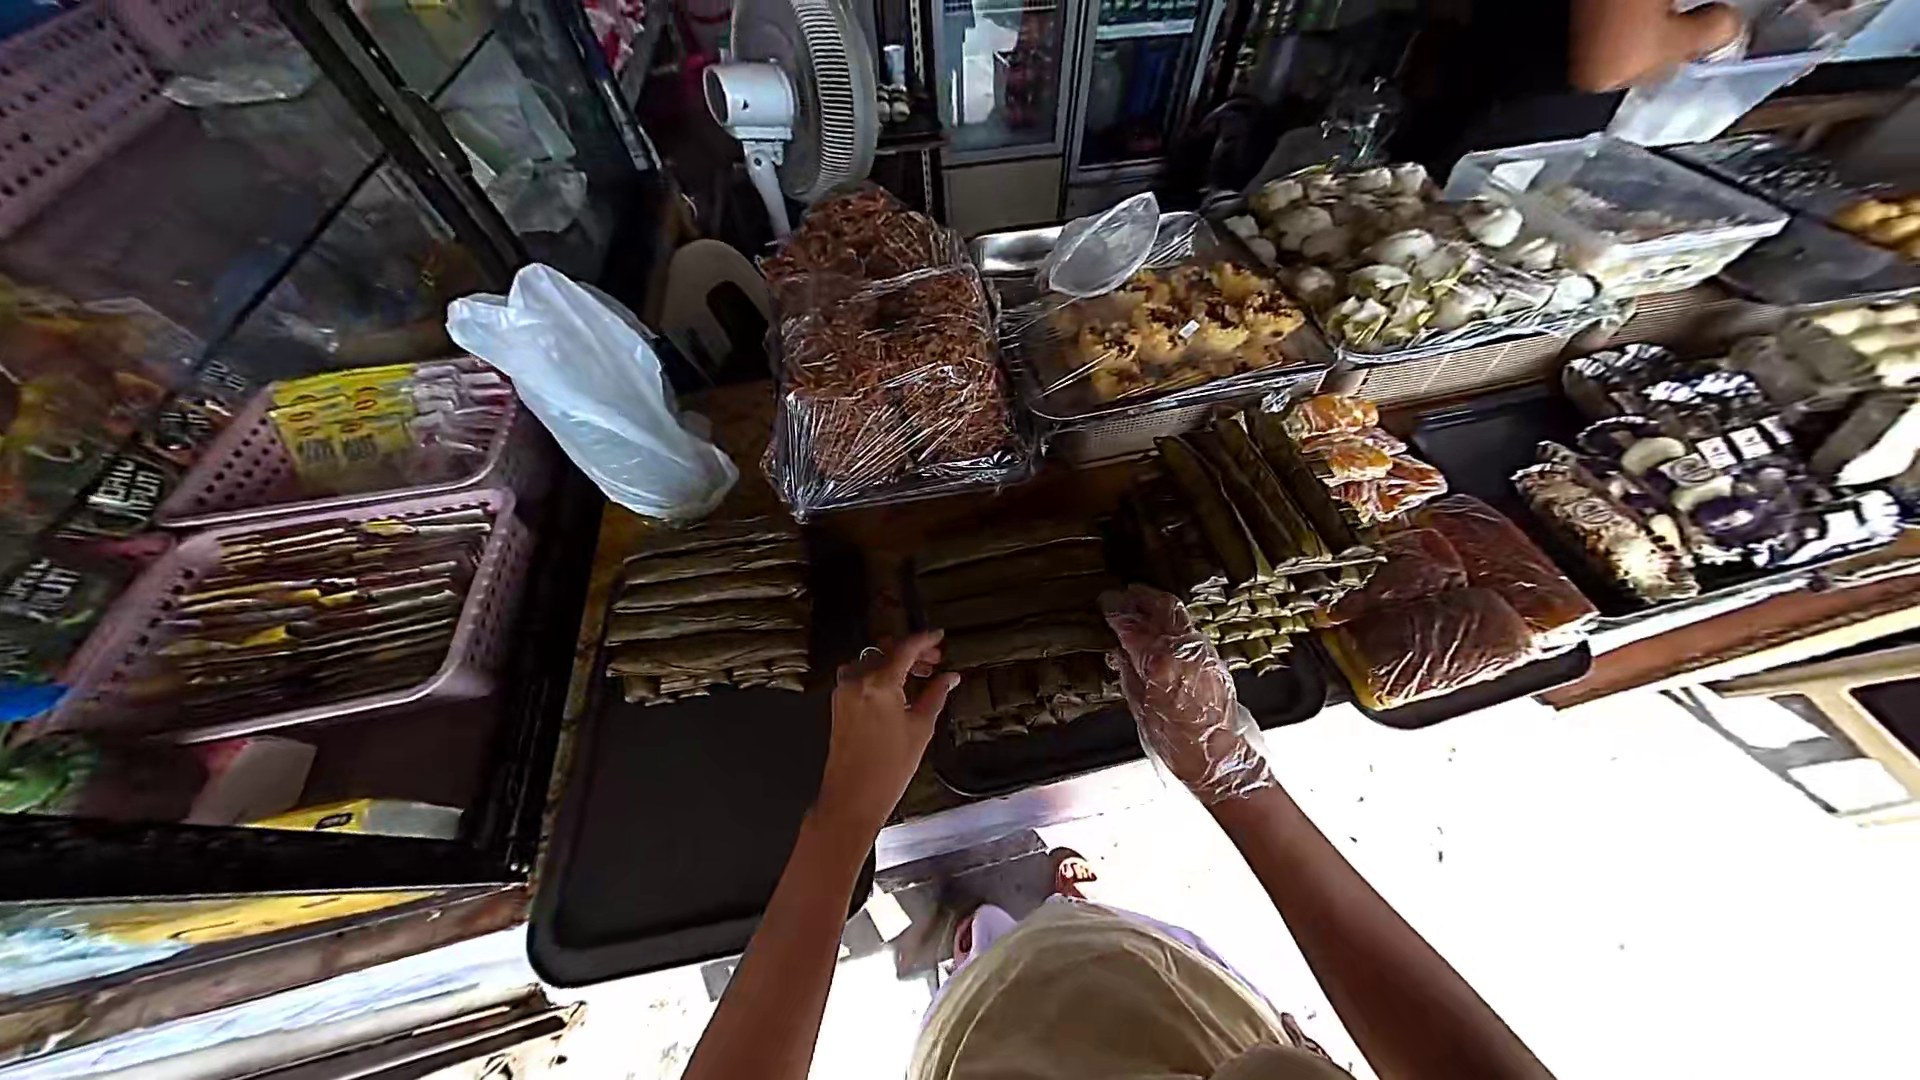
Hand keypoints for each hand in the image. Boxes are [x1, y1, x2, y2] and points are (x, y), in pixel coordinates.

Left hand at [815, 630, 958, 836]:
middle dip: (912, 651)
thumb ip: (936, 695)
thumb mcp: (921, 728)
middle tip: (934, 660)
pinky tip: (896, 687)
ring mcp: (844, 690)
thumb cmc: (885, 770)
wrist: (852, 798)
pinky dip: (879, 673)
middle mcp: (857, 681)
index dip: (926, 640)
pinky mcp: (838, 702)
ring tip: (918, 674)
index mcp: (879, 684)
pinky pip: (860, 674)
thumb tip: (949, 679)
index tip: (938, 637)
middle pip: (888, 650)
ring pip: (872, 659)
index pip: (906, 648)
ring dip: (895, 661)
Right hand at [1103, 586, 1272, 804]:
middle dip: (1142, 596)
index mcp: (1160, 663)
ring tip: (1141, 604)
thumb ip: (1129, 672)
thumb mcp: (1140, 706)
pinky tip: (1161, 629)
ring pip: (1179, 615)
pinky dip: (1173, 624)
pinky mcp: (1214, 659)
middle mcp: (1184, 651)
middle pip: (1162, 607)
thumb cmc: (1177, 741)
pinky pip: (1190, 631)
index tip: (1105, 603)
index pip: (1131, 627)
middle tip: (1126, 592)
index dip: (1115, 612)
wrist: (1219, 759)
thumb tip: (1121, 651)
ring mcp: (1203, 652)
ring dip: (1158, 606)